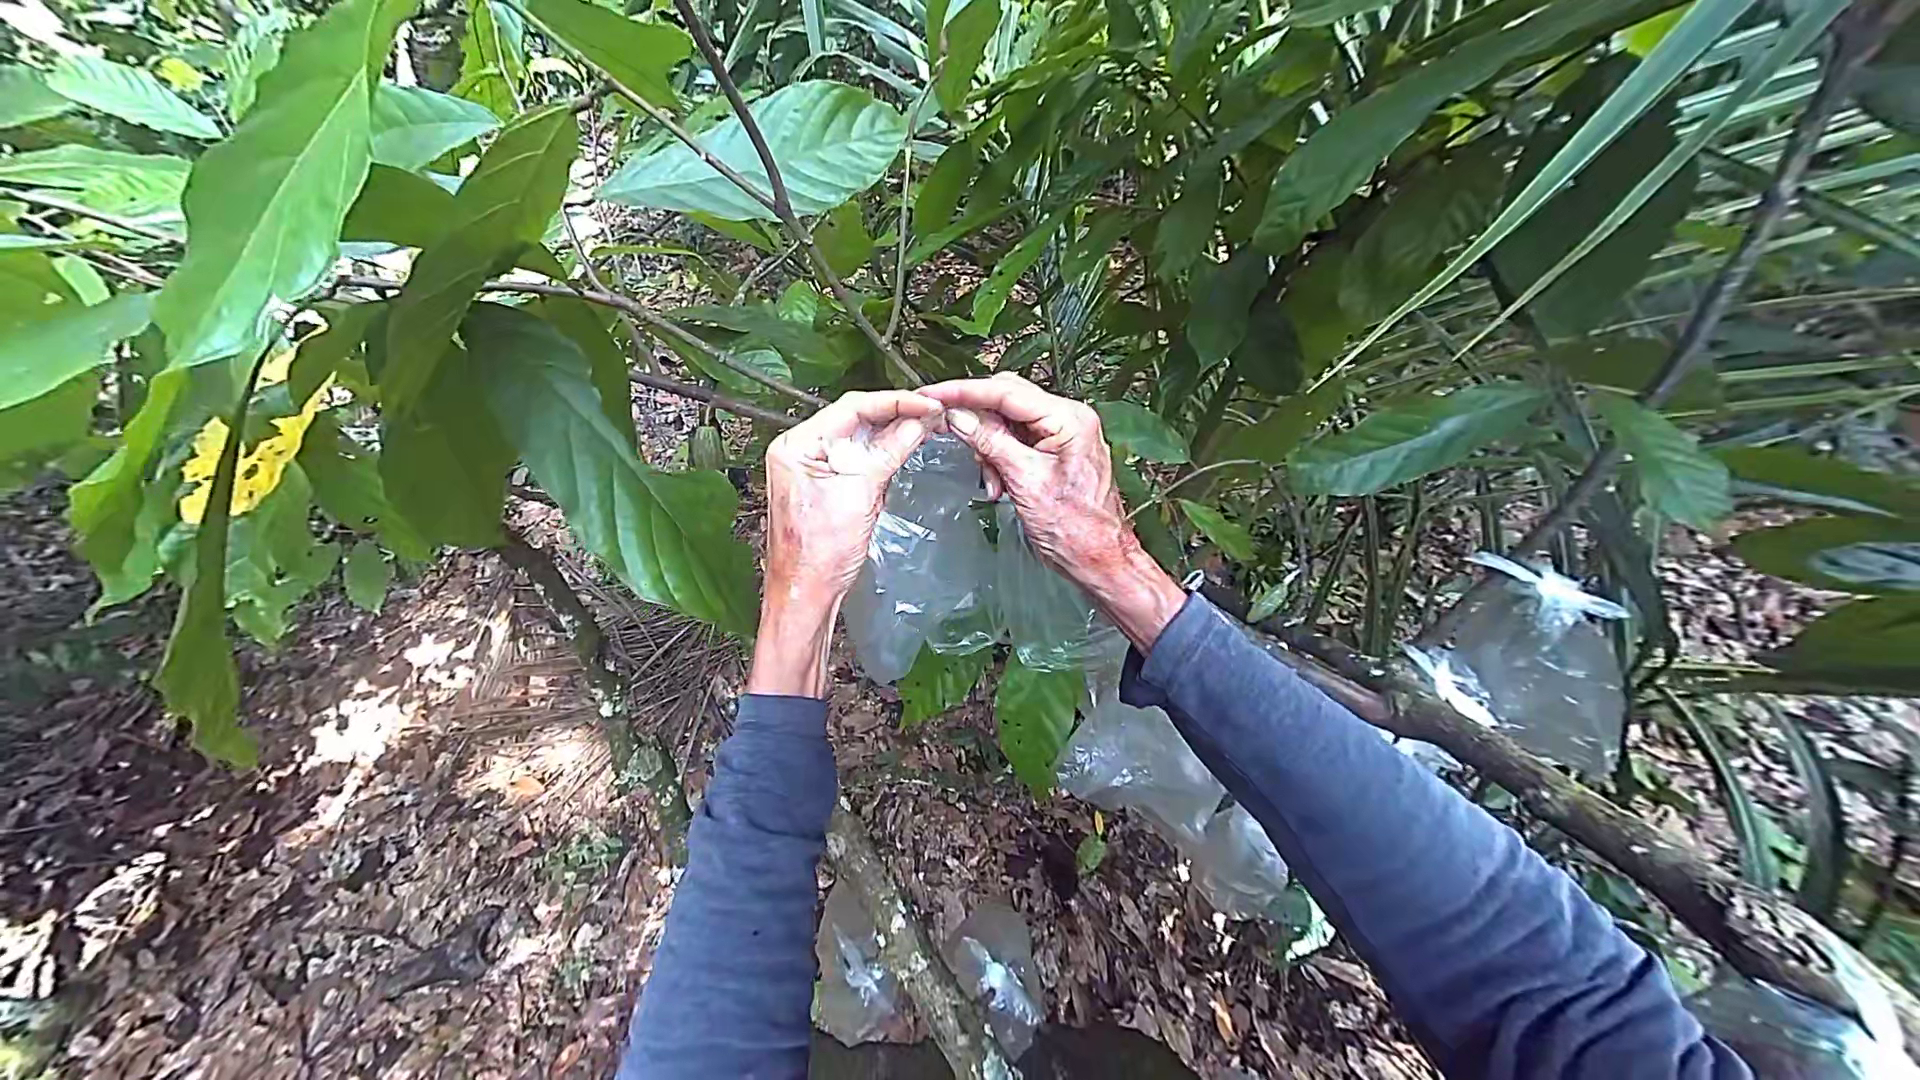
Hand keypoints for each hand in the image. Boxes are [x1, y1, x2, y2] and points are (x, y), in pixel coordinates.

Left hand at [748, 390, 941, 695]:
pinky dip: (882, 453)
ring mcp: (812, 468)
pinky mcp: (825, 484)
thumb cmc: (817, 556)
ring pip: (859, 438)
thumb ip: (890, 451)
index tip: (926, 403)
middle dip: (895, 414)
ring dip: (891, 432)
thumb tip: (918, 422)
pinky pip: (857, 459)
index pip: (852, 407)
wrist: (807, 595)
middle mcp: (799, 451)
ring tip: (925, 425)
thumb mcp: (861, 493)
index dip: (895, 403)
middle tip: (931, 412)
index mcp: (796, 446)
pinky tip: (904, 448)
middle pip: (854, 418)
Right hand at [918, 373, 1185, 649]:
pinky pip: (1016, 441)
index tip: (934, 394)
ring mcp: (1062, 434)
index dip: (964, 392)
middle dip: (976, 420)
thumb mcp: (1026, 482)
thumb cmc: (1076, 529)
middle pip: (1006, 400)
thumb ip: (991, 443)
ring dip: (988, 446)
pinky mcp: (1054, 451)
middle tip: (945, 427)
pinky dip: (999, 458)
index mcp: (1068, 419)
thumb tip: (959, 416)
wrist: (1097, 559)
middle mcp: (1068, 419)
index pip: (1006, 392)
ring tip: (991, 481)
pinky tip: (999, 484)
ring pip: (1007, 422)